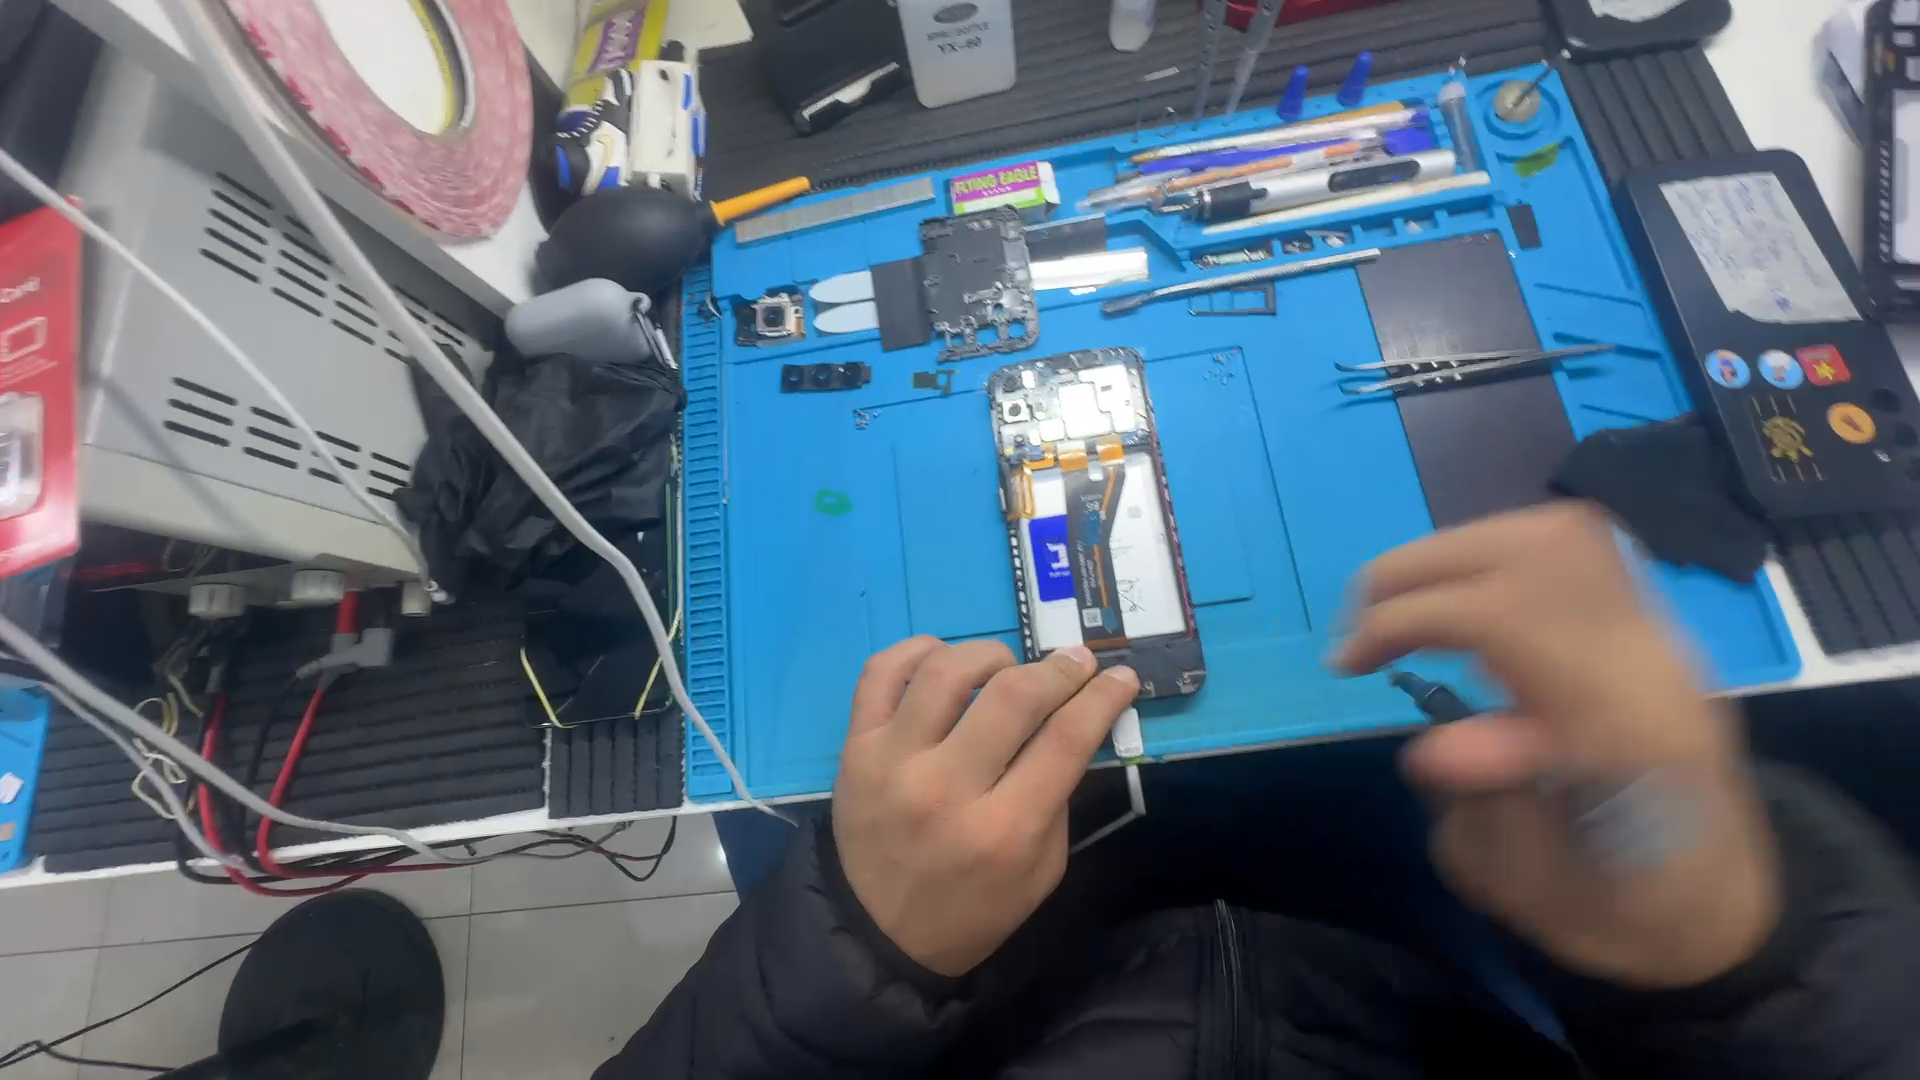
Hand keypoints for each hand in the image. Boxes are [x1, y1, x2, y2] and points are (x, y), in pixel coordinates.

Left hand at [832, 638, 1138, 976]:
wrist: (878, 934)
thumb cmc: (974, 905)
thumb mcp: (1043, 868)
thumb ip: (1059, 792)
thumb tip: (1075, 715)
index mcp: (1003, 831)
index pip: (1066, 739)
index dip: (1102, 698)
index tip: (1121, 677)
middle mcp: (945, 788)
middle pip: (1013, 696)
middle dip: (1058, 670)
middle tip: (1074, 663)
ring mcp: (892, 761)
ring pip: (947, 671)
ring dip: (991, 654)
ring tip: (1006, 666)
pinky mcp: (854, 746)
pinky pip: (881, 671)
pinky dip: (917, 650)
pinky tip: (942, 658)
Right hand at [1332, 503, 1780, 988]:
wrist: (1701, 899)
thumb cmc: (1602, 900)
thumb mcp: (1529, 883)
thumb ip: (1487, 806)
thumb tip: (1431, 749)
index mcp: (1629, 734)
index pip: (1509, 620)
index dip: (1404, 621)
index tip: (1345, 665)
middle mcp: (1652, 663)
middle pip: (1535, 552)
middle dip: (1416, 572)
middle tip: (1362, 631)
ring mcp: (1656, 633)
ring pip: (1552, 533)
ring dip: (1448, 555)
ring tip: (1399, 608)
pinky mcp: (1640, 621)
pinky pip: (1562, 544)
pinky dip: (1483, 554)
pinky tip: (1451, 600)